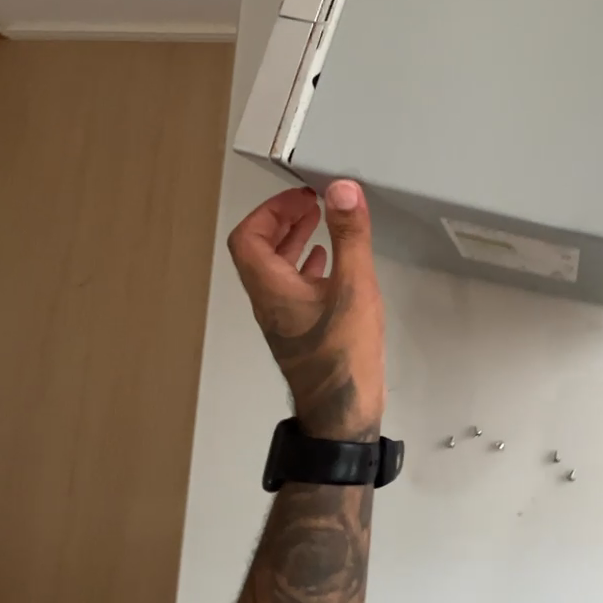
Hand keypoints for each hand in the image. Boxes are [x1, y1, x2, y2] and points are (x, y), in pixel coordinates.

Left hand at [227, 181, 384, 441]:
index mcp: (272, 288)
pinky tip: (328, 263)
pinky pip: (292, 287)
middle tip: (311, 203)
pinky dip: (306, 265)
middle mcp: (270, 302)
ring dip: (293, 240)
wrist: (342, 412)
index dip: (270, 210)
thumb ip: (350, 236)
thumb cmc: (343, 355)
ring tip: (320, 223)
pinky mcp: (301, 330)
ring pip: (275, 269)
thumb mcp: (354, 286)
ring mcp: (283, 318)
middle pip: (258, 251)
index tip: (301, 197)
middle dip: (282, 219)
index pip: (249, 237)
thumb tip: (342, 191)